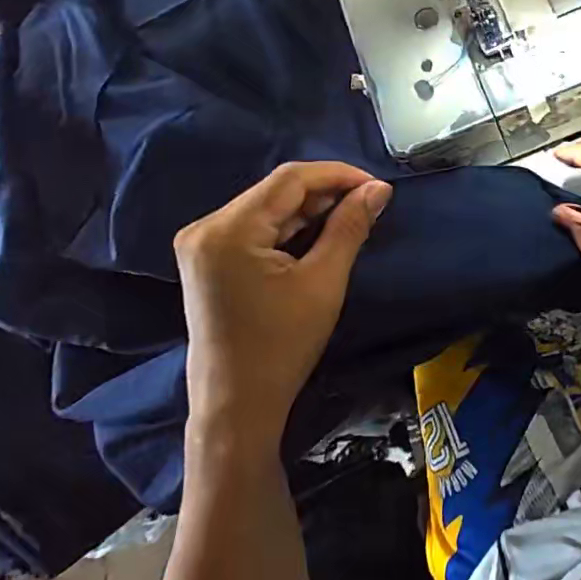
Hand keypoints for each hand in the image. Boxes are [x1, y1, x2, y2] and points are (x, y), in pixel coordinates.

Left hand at [175, 162, 392, 445]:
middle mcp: (206, 226)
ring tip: (350, 217)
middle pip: (275, 191)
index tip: (376, 185)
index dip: (337, 174)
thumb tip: (379, 189)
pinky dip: (288, 229)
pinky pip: (254, 229)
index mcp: (228, 229)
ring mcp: (201, 243)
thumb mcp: (324, 282)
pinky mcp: (207, 259)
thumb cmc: (282, 347)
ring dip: (308, 210)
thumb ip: (350, 227)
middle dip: (324, 193)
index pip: (289, 179)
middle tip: (368, 204)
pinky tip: (318, 234)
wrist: (237, 404)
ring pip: (266, 209)